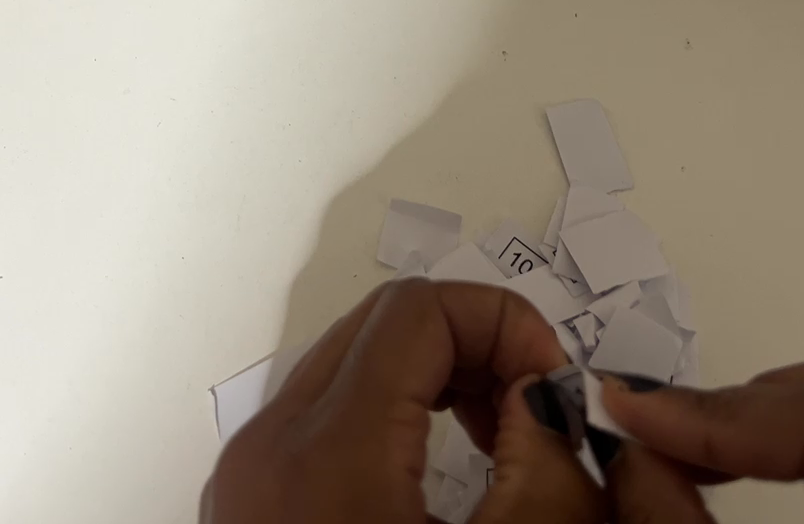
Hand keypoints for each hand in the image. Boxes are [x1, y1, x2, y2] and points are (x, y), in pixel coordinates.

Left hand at [201, 279, 605, 523]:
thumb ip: (547, 459)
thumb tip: (540, 387)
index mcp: (323, 452)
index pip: (417, 309)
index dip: (502, 320)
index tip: (555, 383)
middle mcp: (268, 443)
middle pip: (383, 323)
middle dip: (474, 342)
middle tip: (534, 405)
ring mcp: (249, 468)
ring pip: (356, 356)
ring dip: (438, 372)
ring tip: (497, 433)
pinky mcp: (252, 494)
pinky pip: (333, 405)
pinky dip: (397, 405)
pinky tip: (442, 457)